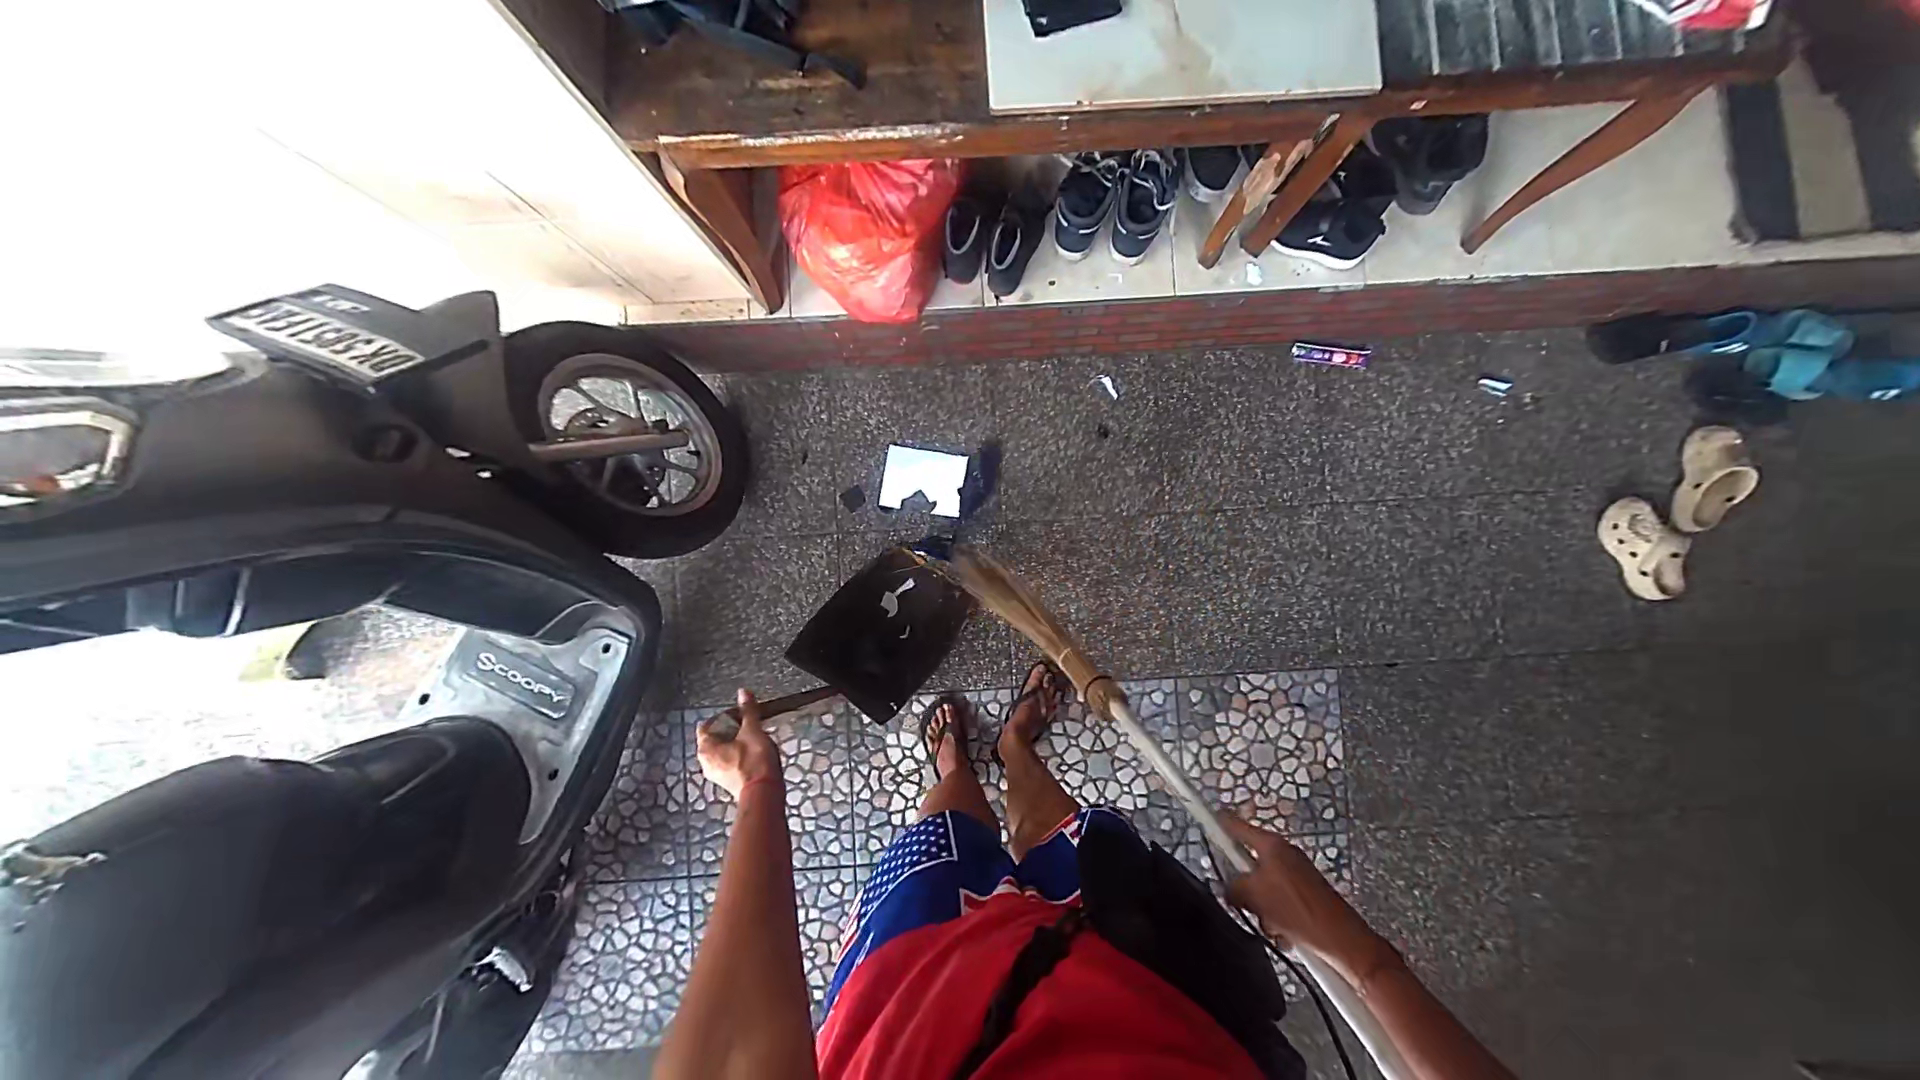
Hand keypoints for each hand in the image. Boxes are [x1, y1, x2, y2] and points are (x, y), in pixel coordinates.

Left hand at [696, 689, 781, 800]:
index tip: (740, 714)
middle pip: (715, 738)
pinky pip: (731, 763)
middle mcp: (706, 763)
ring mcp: (717, 775)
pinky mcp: (729, 782)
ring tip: (755, 740)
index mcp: (706, 748)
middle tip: (749, 725)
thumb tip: (743, 694)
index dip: (724, 716)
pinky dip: (740, 756)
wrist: (764, 793)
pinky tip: (755, 755)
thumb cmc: (755, 764)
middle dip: (732, 730)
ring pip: (723, 751)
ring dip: (736, 743)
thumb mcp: (753, 730)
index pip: (708, 724)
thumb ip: (748, 711)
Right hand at [1219, 814, 1395, 986]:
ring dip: (1261, 908)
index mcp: (1271, 845)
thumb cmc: (1299, 912)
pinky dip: (1277, 918)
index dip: (1219, 822)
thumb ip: (1233, 887)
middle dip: (1244, 886)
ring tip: (1271, 925)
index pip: (1237, 826)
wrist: (1344, 944)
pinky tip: (1284, 935)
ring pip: (1263, 887)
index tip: (1206, 816)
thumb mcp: (1254, 897)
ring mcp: (1297, 876)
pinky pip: (1280, 903)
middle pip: (1248, 863)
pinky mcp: (1307, 897)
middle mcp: (1284, 855)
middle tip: (1245, 901)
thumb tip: (1229, 889)